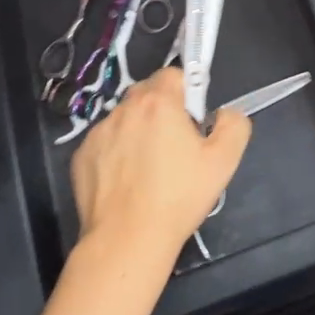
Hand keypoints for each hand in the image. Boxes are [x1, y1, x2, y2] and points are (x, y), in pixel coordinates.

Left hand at [70, 67, 250, 260]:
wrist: (128, 239)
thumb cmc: (179, 197)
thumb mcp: (224, 161)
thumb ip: (234, 125)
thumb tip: (225, 113)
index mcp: (159, 103)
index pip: (174, 74)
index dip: (187, 93)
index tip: (193, 122)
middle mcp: (124, 109)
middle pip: (147, 93)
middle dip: (162, 109)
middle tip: (176, 145)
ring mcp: (98, 132)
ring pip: (124, 118)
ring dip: (138, 130)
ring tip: (150, 169)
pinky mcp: (80, 156)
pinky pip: (105, 143)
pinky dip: (116, 153)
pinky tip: (127, 182)